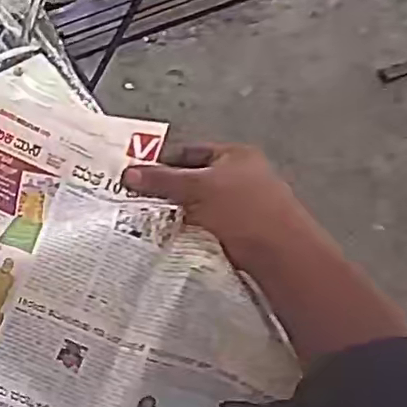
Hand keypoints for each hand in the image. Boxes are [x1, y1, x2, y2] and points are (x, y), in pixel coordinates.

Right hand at [120, 143, 327, 275]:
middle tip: (132, 199)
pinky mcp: (233, 229)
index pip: (187, 152)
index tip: (133, 177)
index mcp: (235, 156)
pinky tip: (165, 235)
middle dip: (162, 189)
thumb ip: (161, 179)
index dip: (159, 162)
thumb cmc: (243, 211)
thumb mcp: (196, 188)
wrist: (277, 254)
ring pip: (191, 203)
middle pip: (188, 178)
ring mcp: (237, 204)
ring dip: (170, 211)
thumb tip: (128, 173)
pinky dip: (181, 227)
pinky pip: (197, 224)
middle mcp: (238, 176)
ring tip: (144, 219)